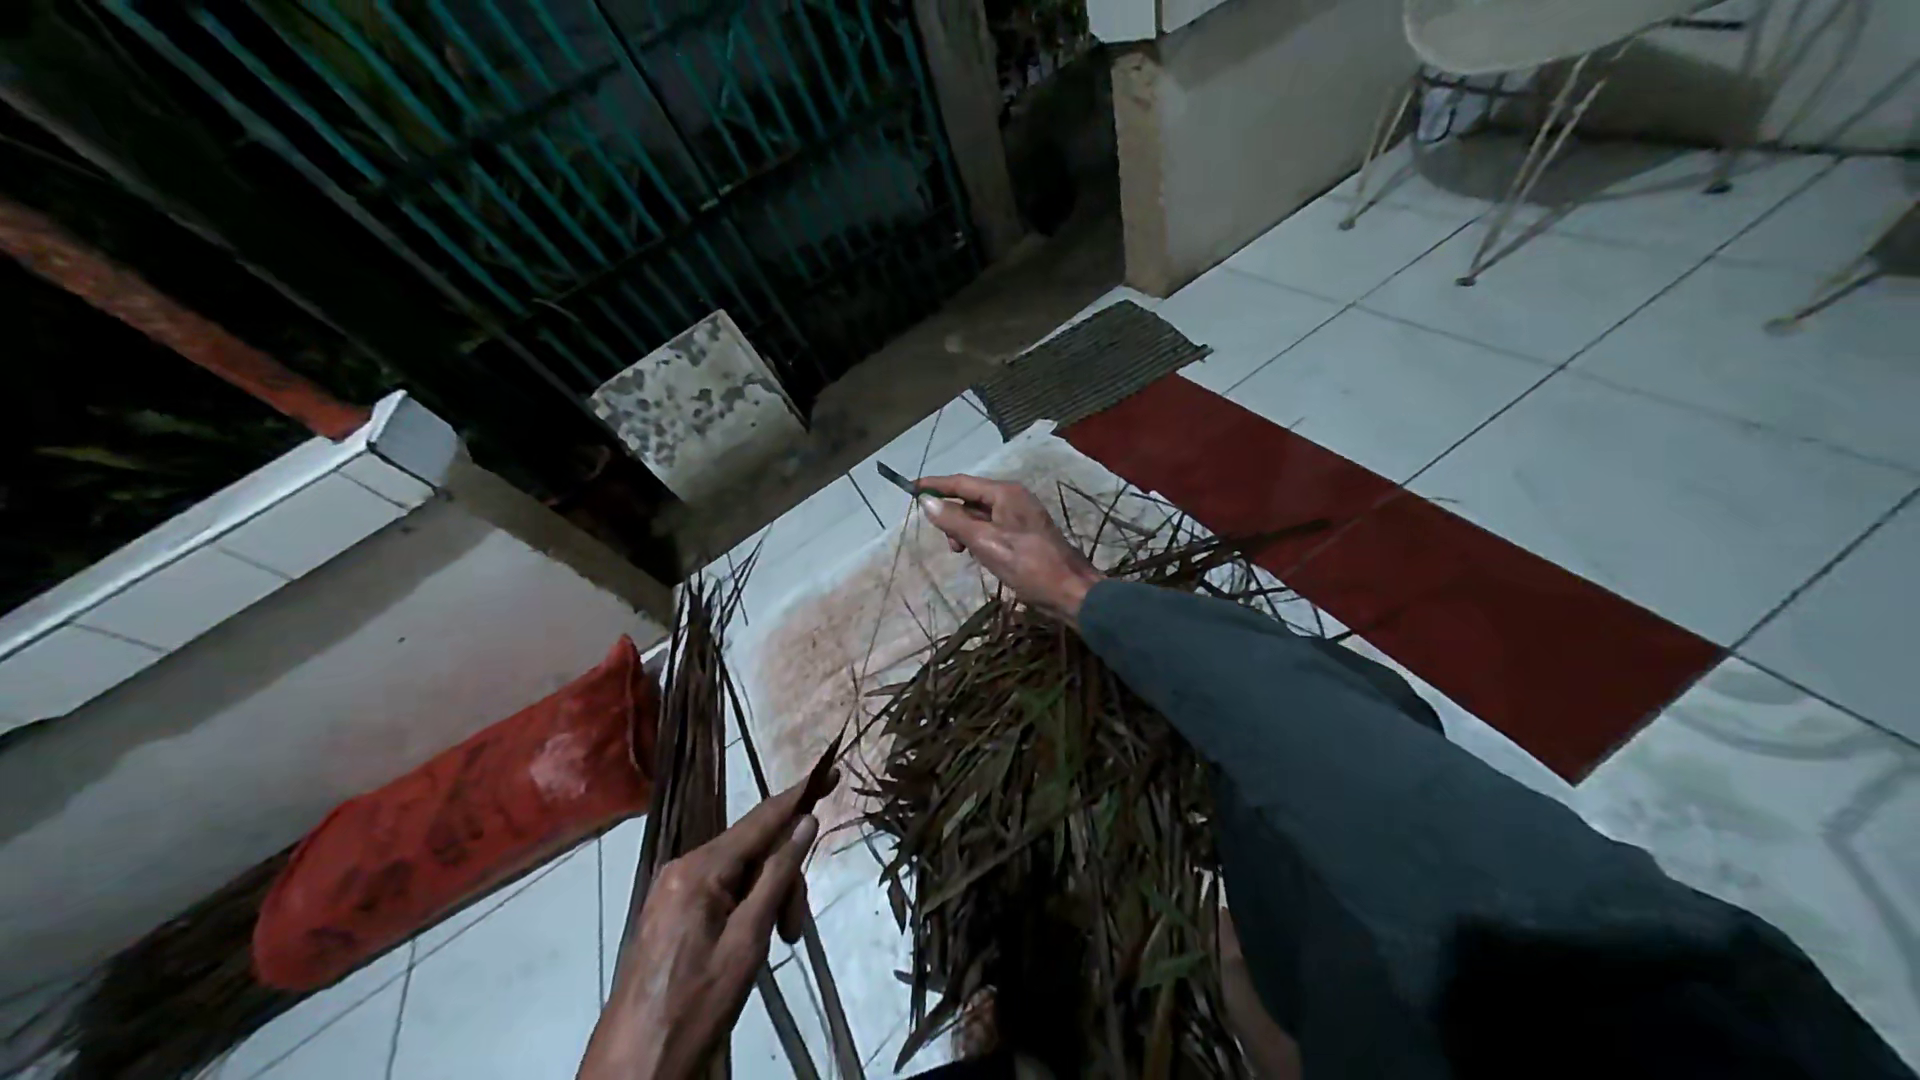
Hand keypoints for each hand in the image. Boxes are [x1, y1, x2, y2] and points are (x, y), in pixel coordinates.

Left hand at [579, 779, 825, 1079]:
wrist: (634, 1071)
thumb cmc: (695, 1005)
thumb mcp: (747, 941)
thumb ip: (777, 876)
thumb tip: (805, 821)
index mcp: (698, 869)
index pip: (760, 819)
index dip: (798, 796)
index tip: (830, 770)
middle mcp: (682, 867)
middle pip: (753, 850)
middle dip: (784, 878)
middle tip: (796, 928)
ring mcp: (673, 889)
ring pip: (740, 872)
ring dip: (768, 899)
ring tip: (778, 943)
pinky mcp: (671, 912)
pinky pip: (722, 890)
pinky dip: (748, 907)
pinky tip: (755, 938)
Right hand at [916, 474, 1105, 624]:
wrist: (1070, 591)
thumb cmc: (1028, 565)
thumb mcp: (986, 543)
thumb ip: (955, 521)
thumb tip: (926, 502)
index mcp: (1005, 493)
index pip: (961, 482)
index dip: (935, 485)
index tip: (910, 488)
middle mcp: (1013, 497)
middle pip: (970, 498)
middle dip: (952, 516)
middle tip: (949, 544)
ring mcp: (1020, 515)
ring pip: (980, 515)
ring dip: (965, 531)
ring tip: (964, 553)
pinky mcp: (1024, 533)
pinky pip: (991, 527)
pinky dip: (979, 538)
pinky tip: (979, 556)